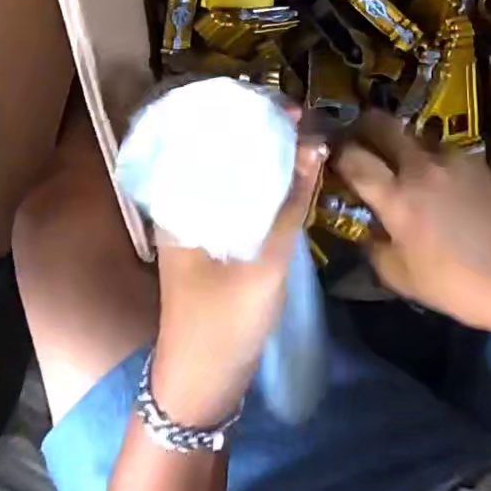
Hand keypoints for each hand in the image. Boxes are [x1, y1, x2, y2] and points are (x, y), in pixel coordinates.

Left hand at [149, 133, 324, 426]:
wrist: (201, 383)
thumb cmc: (222, 321)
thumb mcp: (263, 261)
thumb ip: (289, 204)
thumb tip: (314, 145)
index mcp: (176, 198)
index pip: (201, 133)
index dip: (240, 112)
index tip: (281, 106)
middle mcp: (181, 200)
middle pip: (217, 148)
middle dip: (257, 129)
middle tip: (299, 119)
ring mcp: (197, 219)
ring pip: (229, 171)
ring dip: (262, 153)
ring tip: (299, 137)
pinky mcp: (214, 236)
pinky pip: (237, 194)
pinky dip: (261, 180)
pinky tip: (287, 174)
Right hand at [333, 111, 490, 329]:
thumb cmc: (459, 284)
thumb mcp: (403, 278)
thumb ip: (375, 248)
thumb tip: (366, 230)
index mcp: (396, 196)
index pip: (352, 156)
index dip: (335, 152)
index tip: (328, 156)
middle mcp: (418, 166)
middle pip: (380, 123)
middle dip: (362, 126)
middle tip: (356, 140)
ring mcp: (449, 158)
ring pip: (411, 133)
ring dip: (398, 142)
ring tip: (398, 163)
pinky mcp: (474, 161)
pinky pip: (439, 148)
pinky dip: (428, 157)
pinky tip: (434, 180)